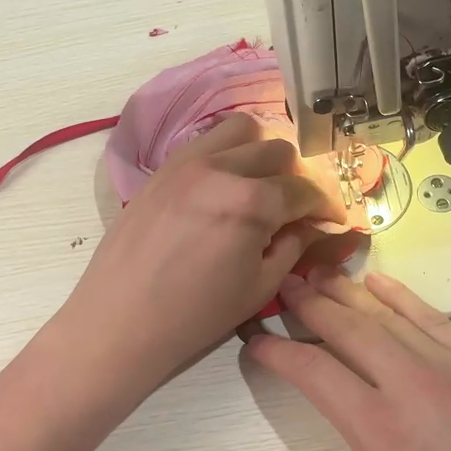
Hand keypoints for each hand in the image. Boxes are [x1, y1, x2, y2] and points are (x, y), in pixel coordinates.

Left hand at [61, 113, 346, 380]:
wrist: (120, 320)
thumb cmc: (194, 315)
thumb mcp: (259, 287)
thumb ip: (294, 246)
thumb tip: (314, 226)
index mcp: (251, 202)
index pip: (304, 191)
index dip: (325, 207)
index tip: (331, 220)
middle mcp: (221, 169)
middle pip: (278, 151)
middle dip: (296, 178)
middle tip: (295, 208)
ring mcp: (186, 162)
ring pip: (241, 130)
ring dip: (260, 151)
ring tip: (260, 184)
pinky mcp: (162, 168)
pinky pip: (205, 141)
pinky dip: (226, 153)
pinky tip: (224, 185)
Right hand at [234, 270, 450, 450]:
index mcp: (380, 428)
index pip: (313, 371)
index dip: (277, 352)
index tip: (254, 341)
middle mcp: (412, 384)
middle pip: (347, 328)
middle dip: (308, 305)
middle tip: (280, 288)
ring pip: (387, 316)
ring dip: (346, 294)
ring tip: (315, 276)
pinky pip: (433, 318)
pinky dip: (401, 296)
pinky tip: (378, 284)